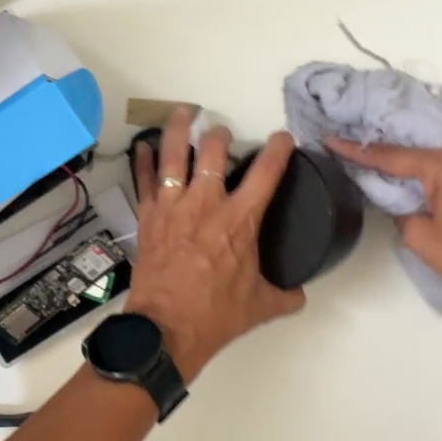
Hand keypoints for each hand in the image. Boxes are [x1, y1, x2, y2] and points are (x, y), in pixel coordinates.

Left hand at [127, 108, 306, 381]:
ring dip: (177, 130)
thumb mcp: (262, 306)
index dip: (278, 149)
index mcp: (240, 220)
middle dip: (219, 135)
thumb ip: (285, 294)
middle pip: (212, 152)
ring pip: (172, 156)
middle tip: (220, 132)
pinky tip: (142, 146)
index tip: (283, 138)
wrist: (166, 328)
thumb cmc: (216, 315)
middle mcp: (205, 204)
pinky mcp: (147, 218)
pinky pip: (143, 181)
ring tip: (182, 112)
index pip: (266, 173)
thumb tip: (299, 293)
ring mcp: (172, 208)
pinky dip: (142, 161)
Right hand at [326, 118, 441, 319]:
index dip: (357, 150)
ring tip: (412, 130)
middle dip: (394, 129)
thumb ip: (402, 212)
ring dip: (432, 125)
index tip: (333, 141)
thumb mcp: (422, 238)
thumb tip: (401, 201)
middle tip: (369, 129)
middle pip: (424, 129)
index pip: (391, 155)